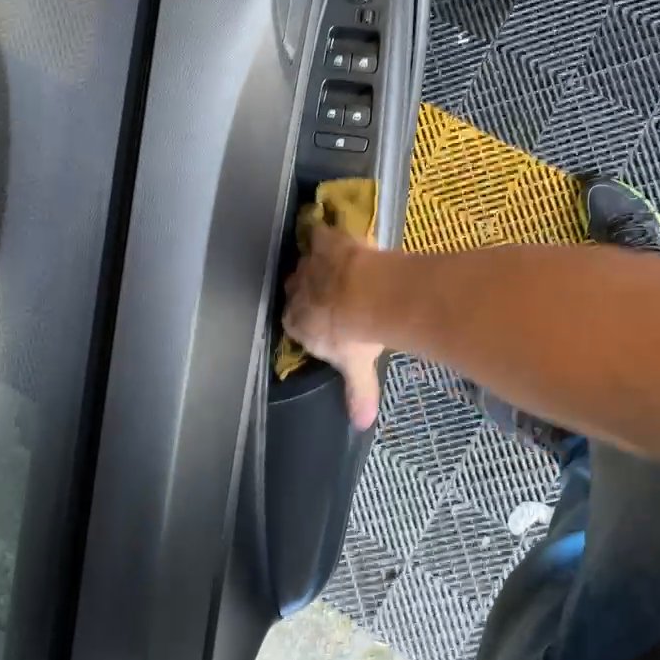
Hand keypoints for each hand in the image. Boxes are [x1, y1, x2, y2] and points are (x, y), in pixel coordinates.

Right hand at [284, 223, 385, 430]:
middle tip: (333, 292)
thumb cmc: (356, 334)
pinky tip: (341, 236)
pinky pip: (320, 235)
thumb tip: (363, 425)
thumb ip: (359, 393)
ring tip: (339, 266)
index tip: (324, 319)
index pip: (294, 321)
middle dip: (310, 290)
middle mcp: (295, 292)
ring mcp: (309, 264)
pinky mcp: (324, 241)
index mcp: (296, 323)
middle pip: (297, 289)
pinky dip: (328, 236)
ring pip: (307, 262)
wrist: (365, 294)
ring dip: (320, 265)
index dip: (308, 319)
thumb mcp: (357, 366)